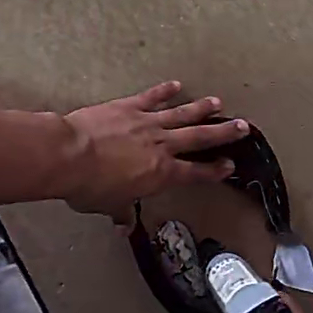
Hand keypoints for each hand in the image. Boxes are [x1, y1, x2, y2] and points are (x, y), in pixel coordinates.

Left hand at [60, 81, 248, 222]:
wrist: (70, 155)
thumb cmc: (89, 186)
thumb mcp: (108, 205)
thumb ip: (121, 212)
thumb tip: (124, 227)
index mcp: (161, 174)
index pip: (194, 173)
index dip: (214, 170)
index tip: (229, 166)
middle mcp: (162, 146)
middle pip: (199, 138)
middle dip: (223, 132)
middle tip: (242, 126)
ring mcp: (147, 123)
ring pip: (182, 114)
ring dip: (201, 108)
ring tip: (217, 102)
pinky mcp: (130, 107)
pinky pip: (152, 97)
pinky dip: (164, 90)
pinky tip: (176, 84)